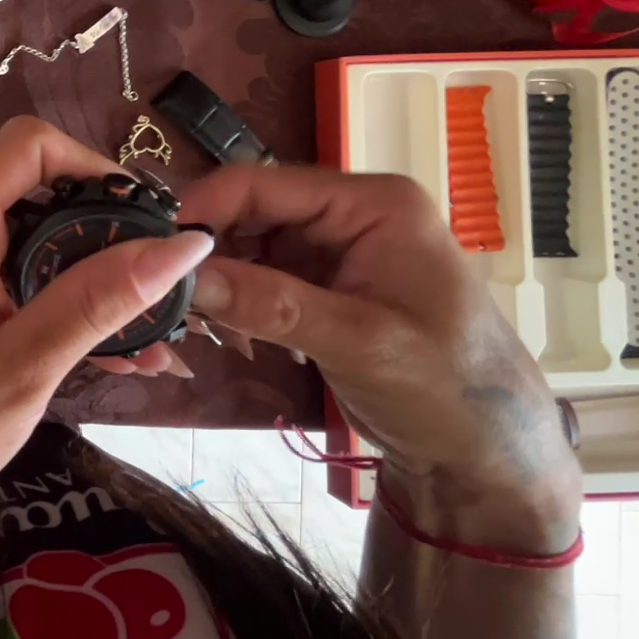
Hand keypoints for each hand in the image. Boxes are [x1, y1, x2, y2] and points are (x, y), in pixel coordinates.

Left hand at [0, 117, 213, 569]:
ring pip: (26, 233)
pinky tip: (108, 348)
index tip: (145, 219)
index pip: (27, 145)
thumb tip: (185, 242)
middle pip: (31, 187)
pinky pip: (4, 266)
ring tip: (152, 336)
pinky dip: (52, 294)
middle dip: (101, 231)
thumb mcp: (28, 367)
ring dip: (86, 274)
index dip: (94, 165)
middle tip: (162, 290)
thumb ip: (100, 298)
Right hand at [175, 165, 581, 552]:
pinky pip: (253, 275)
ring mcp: (330, 248)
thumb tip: (178, 276)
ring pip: (242, 243)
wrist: (489, 456)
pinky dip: (228, 300)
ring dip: (212, 279)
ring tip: (192, 322)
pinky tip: (220, 332)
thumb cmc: (449, 390)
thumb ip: (268, 304)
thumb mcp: (357, 342)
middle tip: (164, 295)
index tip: (149, 251)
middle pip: (245, 210)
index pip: (260, 182)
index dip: (200, 209)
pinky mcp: (317, 282)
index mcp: (371, 203)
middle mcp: (346, 213)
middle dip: (203, 251)